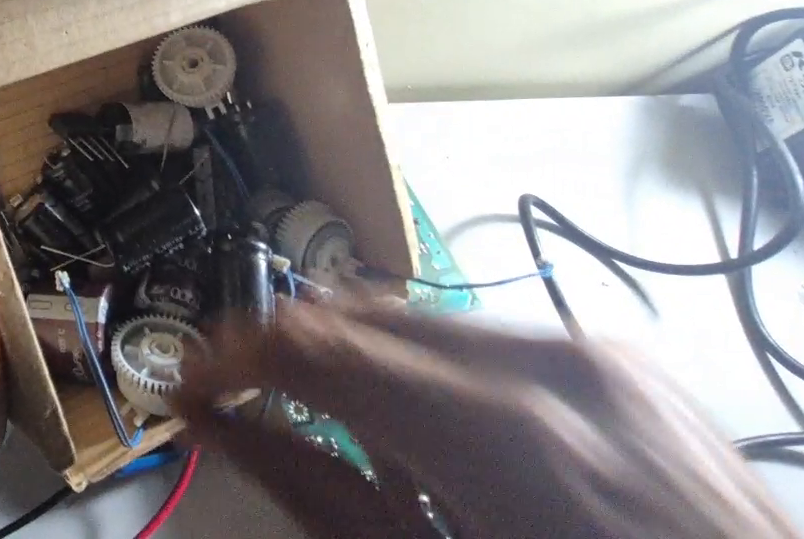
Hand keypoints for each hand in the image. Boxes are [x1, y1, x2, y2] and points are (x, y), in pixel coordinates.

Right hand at [183, 301, 799, 538]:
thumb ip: (312, 492)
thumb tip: (212, 421)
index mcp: (511, 439)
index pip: (319, 343)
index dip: (234, 356)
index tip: (187, 384)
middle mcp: (553, 362)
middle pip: (357, 311)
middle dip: (284, 352)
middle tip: (242, 400)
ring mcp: (595, 347)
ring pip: (411, 313)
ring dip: (350, 358)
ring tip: (338, 425)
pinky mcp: (615, 352)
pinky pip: (474, 335)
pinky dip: (420, 369)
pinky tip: (428, 432)